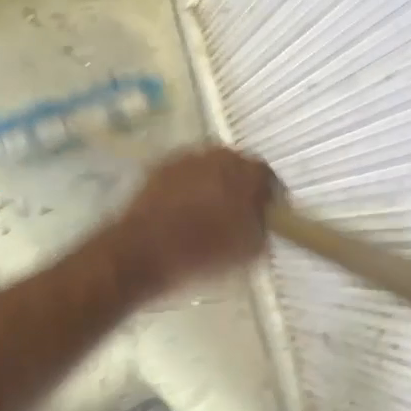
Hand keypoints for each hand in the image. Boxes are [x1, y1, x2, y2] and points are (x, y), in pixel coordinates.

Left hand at [102, 147, 276, 296]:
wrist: (142, 252)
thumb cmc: (201, 255)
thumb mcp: (249, 250)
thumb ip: (263, 226)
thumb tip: (263, 218)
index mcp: (244, 172)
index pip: (266, 176)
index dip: (268, 196)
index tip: (266, 214)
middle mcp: (215, 155)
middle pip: (236, 165)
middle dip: (239, 185)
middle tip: (237, 213)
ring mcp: (183, 158)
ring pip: (207, 167)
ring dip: (211, 183)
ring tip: (208, 212)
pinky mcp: (157, 167)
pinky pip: (182, 174)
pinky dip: (186, 186)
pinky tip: (183, 209)